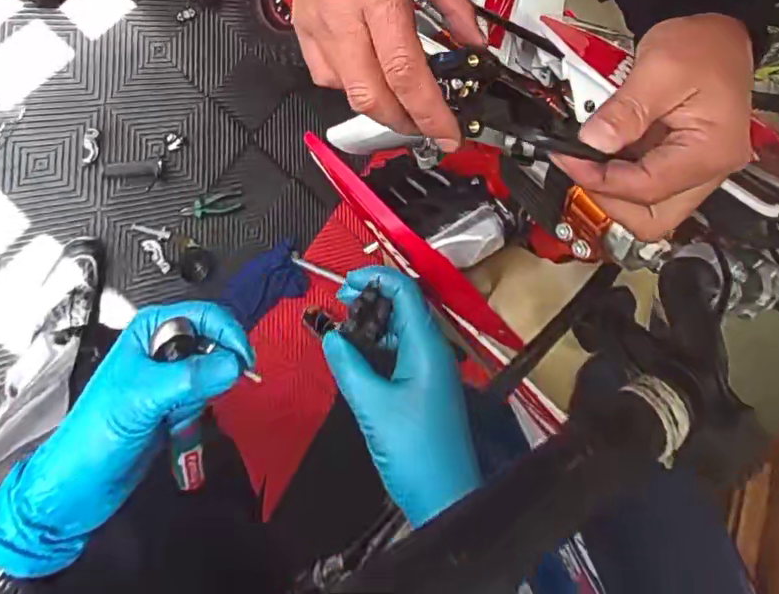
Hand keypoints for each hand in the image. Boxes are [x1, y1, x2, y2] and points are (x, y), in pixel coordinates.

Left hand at [0, 302, 252, 577]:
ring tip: (180, 417)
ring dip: (203, 398)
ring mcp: (166, 377)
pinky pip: (202, 399)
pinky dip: (198, 415)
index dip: (228, 334)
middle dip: (216, 369)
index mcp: (149, 330)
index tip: (243, 360)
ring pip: (210, 373)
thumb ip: (191, 377)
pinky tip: (179, 429)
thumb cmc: (92, 434)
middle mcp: (159, 348)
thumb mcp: (144, 397)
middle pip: (212, 342)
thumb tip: (232, 363)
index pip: (205, 315)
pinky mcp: (171, 404)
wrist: (75, 488)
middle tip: (214, 391)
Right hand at [264, 0, 486, 145]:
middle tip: (426, 126)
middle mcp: (347, 18)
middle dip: (404, 123)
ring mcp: (320, 26)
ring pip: (346, 92)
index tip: (448, 132)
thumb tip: (474, 39)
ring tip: (401, 105)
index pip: (407, 73)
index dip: (430, 112)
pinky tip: (366, 77)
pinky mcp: (304, 28)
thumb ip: (454, 5)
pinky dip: (349, 88)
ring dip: (378, 108)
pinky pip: (324, 75)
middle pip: (372, 96)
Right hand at [321, 267, 482, 525]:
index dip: (375, 277)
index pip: (405, 290)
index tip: (346, 283)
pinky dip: (378, 344)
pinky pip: (401, 349)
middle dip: (371, 296)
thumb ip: (349, 366)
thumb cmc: (417, 454)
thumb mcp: (373, 407)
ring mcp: (431, 367)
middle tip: (340, 303)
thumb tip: (331, 337)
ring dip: (373, 321)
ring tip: (344, 327)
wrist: (447, 500)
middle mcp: (433, 350)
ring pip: (401, 327)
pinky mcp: (425, 384)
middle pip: (404, 304)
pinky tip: (358, 354)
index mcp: (427, 346)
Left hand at [553, 14, 753, 241]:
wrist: (716, 31)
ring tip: (583, 156)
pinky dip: (618, 172)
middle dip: (607, 198)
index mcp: (710, 152)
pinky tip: (599, 148)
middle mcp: (709, 168)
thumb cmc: (701, 46)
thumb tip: (592, 141)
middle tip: (575, 165)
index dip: (599, 180)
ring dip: (611, 187)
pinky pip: (646, 181)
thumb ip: (624, 111)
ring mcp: (695, 166)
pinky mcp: (680, 158)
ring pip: (648, 205)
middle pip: (652, 217)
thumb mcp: (658, 70)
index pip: (646, 190)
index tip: (567, 158)